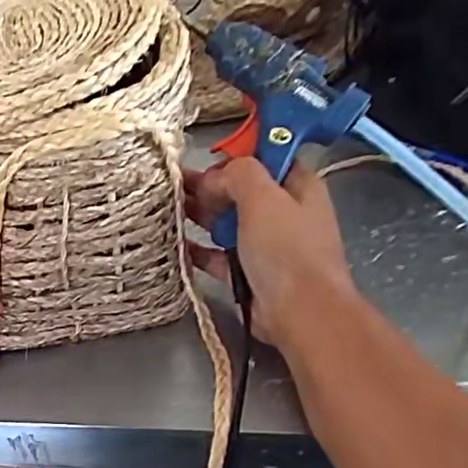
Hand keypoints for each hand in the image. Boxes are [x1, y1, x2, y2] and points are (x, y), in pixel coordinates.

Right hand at [185, 157, 355, 347]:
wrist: (299, 311)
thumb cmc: (286, 249)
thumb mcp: (264, 197)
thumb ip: (238, 174)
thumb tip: (212, 177)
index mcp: (297, 186)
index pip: (266, 157)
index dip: (235, 155)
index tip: (205, 159)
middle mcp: (282, 214)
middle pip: (240, 191)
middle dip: (209, 186)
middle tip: (175, 183)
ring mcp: (264, 246)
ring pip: (226, 223)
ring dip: (200, 216)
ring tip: (168, 208)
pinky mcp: (247, 275)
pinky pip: (217, 257)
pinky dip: (198, 251)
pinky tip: (175, 244)